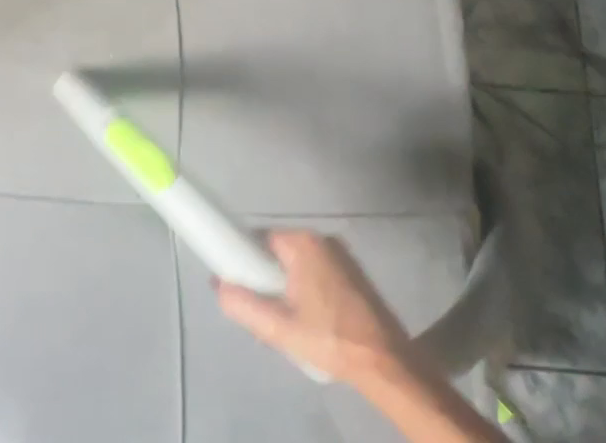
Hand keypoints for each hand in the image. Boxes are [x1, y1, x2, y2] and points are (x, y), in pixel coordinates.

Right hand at [214, 229, 415, 388]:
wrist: (388, 365)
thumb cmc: (331, 340)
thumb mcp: (279, 327)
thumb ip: (242, 304)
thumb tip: (217, 285)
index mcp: (303, 243)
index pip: (257, 239)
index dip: (245, 262)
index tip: (244, 288)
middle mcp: (323, 239)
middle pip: (277, 252)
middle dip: (266, 277)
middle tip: (267, 310)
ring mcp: (342, 255)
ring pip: (296, 264)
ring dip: (287, 286)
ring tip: (289, 319)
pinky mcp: (354, 273)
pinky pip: (316, 272)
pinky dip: (306, 289)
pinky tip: (310, 319)